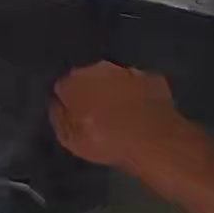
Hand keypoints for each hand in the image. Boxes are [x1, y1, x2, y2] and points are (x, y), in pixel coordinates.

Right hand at [51, 62, 196, 170]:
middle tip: (96, 115)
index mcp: (74, 83)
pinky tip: (139, 111)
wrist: (157, 140)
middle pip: (87, 78)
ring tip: (119, 114)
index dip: (67, 101)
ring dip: (112, 90)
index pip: (63, 86)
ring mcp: (126, 71)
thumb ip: (60, 120)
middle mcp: (97, 69)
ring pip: (112, 78)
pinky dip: (135, 94)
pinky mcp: (150, 78)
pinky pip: (135, 84)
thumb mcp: (72, 141)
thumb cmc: (108, 142)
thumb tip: (57, 106)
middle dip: (89, 91)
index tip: (74, 116)